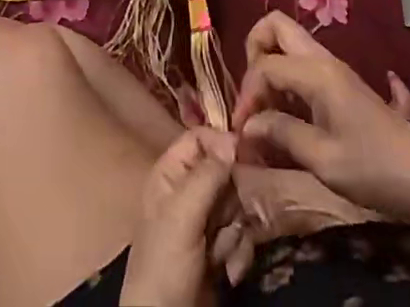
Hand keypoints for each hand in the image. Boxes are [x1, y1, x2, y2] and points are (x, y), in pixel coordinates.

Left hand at [120, 128, 236, 306]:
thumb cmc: (164, 266)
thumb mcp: (181, 215)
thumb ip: (206, 175)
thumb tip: (233, 140)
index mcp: (169, 174)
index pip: (199, 137)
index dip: (221, 142)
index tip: (244, 156)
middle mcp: (188, 191)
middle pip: (226, 171)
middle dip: (234, 199)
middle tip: (229, 220)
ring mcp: (205, 220)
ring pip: (239, 204)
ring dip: (236, 232)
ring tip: (220, 256)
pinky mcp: (221, 246)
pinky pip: (244, 233)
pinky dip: (240, 253)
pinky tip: (228, 272)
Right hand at [232, 12, 409, 221]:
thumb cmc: (374, 170)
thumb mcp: (322, 159)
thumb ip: (280, 134)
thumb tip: (247, 126)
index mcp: (318, 73)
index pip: (265, 65)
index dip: (246, 95)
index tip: (242, 131)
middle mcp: (324, 60)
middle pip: (276, 27)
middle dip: (253, 53)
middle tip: (251, 97)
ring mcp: (334, 70)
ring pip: (289, 44)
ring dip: (269, 69)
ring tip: (265, 113)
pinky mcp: (340, 84)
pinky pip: (302, 66)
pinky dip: (285, 81)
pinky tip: (286, 117)